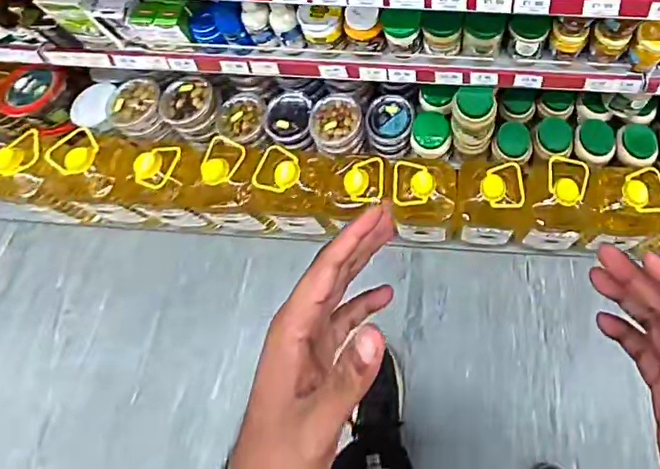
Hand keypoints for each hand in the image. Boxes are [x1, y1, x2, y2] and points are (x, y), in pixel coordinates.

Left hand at [229, 205, 396, 468]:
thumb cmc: (275, 454)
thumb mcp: (315, 419)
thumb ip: (347, 378)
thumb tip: (376, 332)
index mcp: (291, 330)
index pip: (325, 270)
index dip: (351, 237)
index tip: (372, 215)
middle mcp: (298, 328)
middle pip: (331, 270)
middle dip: (358, 239)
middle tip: (383, 214)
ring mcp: (307, 342)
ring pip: (338, 288)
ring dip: (362, 262)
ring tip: (384, 238)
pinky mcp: (317, 359)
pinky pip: (344, 318)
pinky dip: (364, 303)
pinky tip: (380, 296)